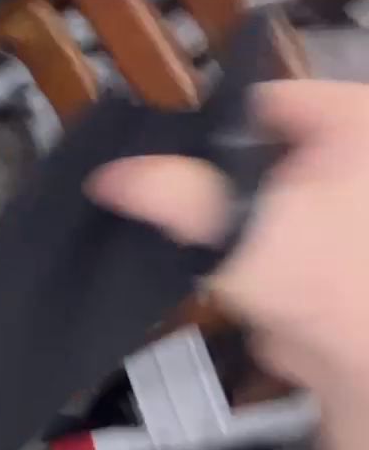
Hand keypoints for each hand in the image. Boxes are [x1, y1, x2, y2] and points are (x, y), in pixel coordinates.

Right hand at [86, 80, 368, 402]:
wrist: (356, 347)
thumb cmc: (319, 273)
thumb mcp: (234, 221)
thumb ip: (166, 191)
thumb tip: (105, 176)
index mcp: (356, 125)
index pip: (262, 103)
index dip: (200, 127)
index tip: (144, 159)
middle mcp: (350, 153)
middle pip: (248, 144)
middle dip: (190, 171)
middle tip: (132, 193)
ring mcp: (328, 198)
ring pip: (242, 185)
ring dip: (195, 206)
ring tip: (144, 221)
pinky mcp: (303, 240)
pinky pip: (245, 220)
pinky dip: (210, 232)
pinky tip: (175, 249)